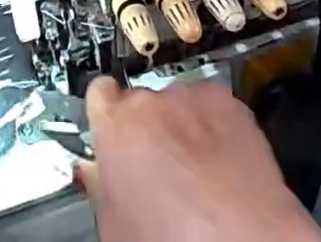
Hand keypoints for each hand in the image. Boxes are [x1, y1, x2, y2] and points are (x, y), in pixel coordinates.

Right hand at [76, 76, 320, 241]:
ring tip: (201, 167)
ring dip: (183, 124)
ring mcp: (187, 100)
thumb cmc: (181, 241)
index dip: (109, 113)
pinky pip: (212, 103)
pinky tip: (223, 158)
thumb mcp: (116, 223)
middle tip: (165, 165)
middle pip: (140, 100)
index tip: (118, 130)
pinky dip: (216, 123)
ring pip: (176, 101)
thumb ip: (98, 184)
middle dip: (148, 126)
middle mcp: (146, 103)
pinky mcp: (226, 104)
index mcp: (112, 125)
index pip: (100, 93)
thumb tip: (94, 174)